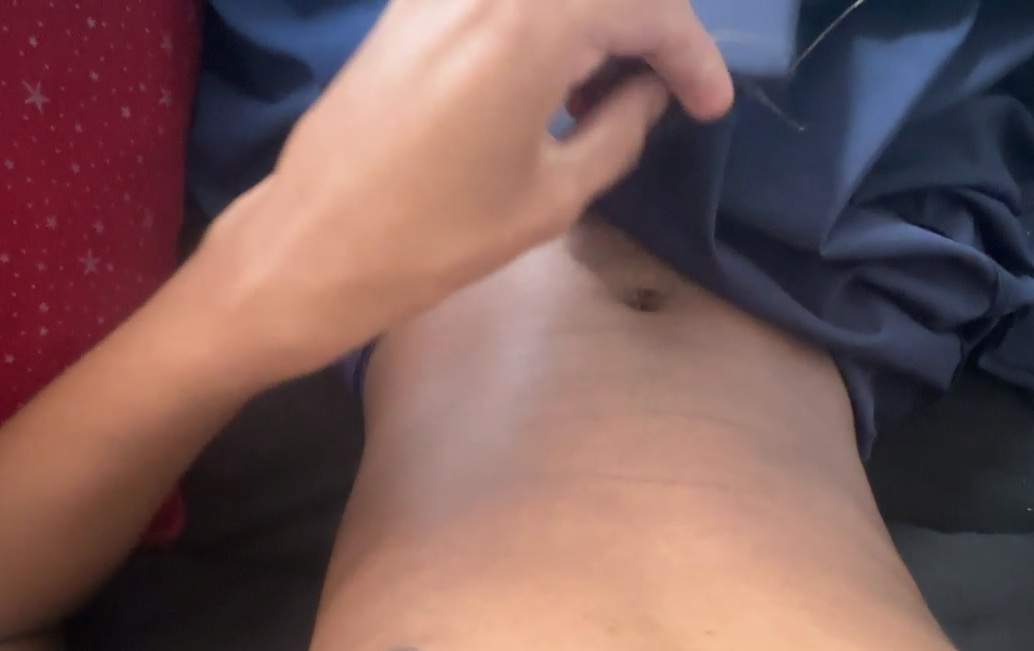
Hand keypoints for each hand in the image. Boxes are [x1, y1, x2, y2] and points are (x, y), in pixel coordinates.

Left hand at [204, 0, 733, 369]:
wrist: (321, 243)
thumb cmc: (440, 237)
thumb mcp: (551, 198)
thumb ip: (618, 133)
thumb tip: (650, 95)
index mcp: (533, 17)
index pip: (647, 7)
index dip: (693, 56)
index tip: (712, 104)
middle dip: (648, 28)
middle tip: (665, 89)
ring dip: (595, 24)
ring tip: (610, 94)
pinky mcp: (411, 2)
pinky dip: (545, 24)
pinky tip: (552, 80)